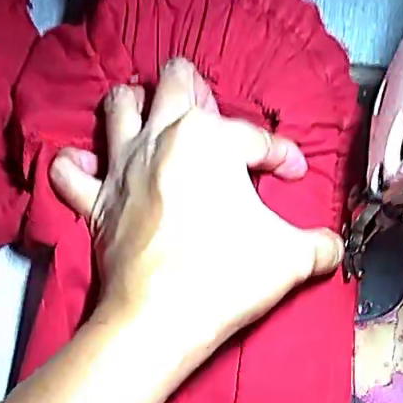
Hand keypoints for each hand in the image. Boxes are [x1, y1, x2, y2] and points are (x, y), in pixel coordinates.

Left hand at [50, 57, 344, 361]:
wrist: (161, 318)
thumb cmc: (225, 278)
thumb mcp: (292, 257)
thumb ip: (320, 243)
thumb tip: (333, 247)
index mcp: (209, 138)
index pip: (255, 137)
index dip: (280, 154)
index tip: (290, 175)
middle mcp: (159, 139)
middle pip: (174, 84)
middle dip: (195, 88)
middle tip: (207, 110)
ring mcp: (121, 170)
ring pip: (117, 108)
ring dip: (132, 103)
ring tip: (146, 111)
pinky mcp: (94, 204)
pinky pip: (69, 172)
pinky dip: (74, 166)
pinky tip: (84, 165)